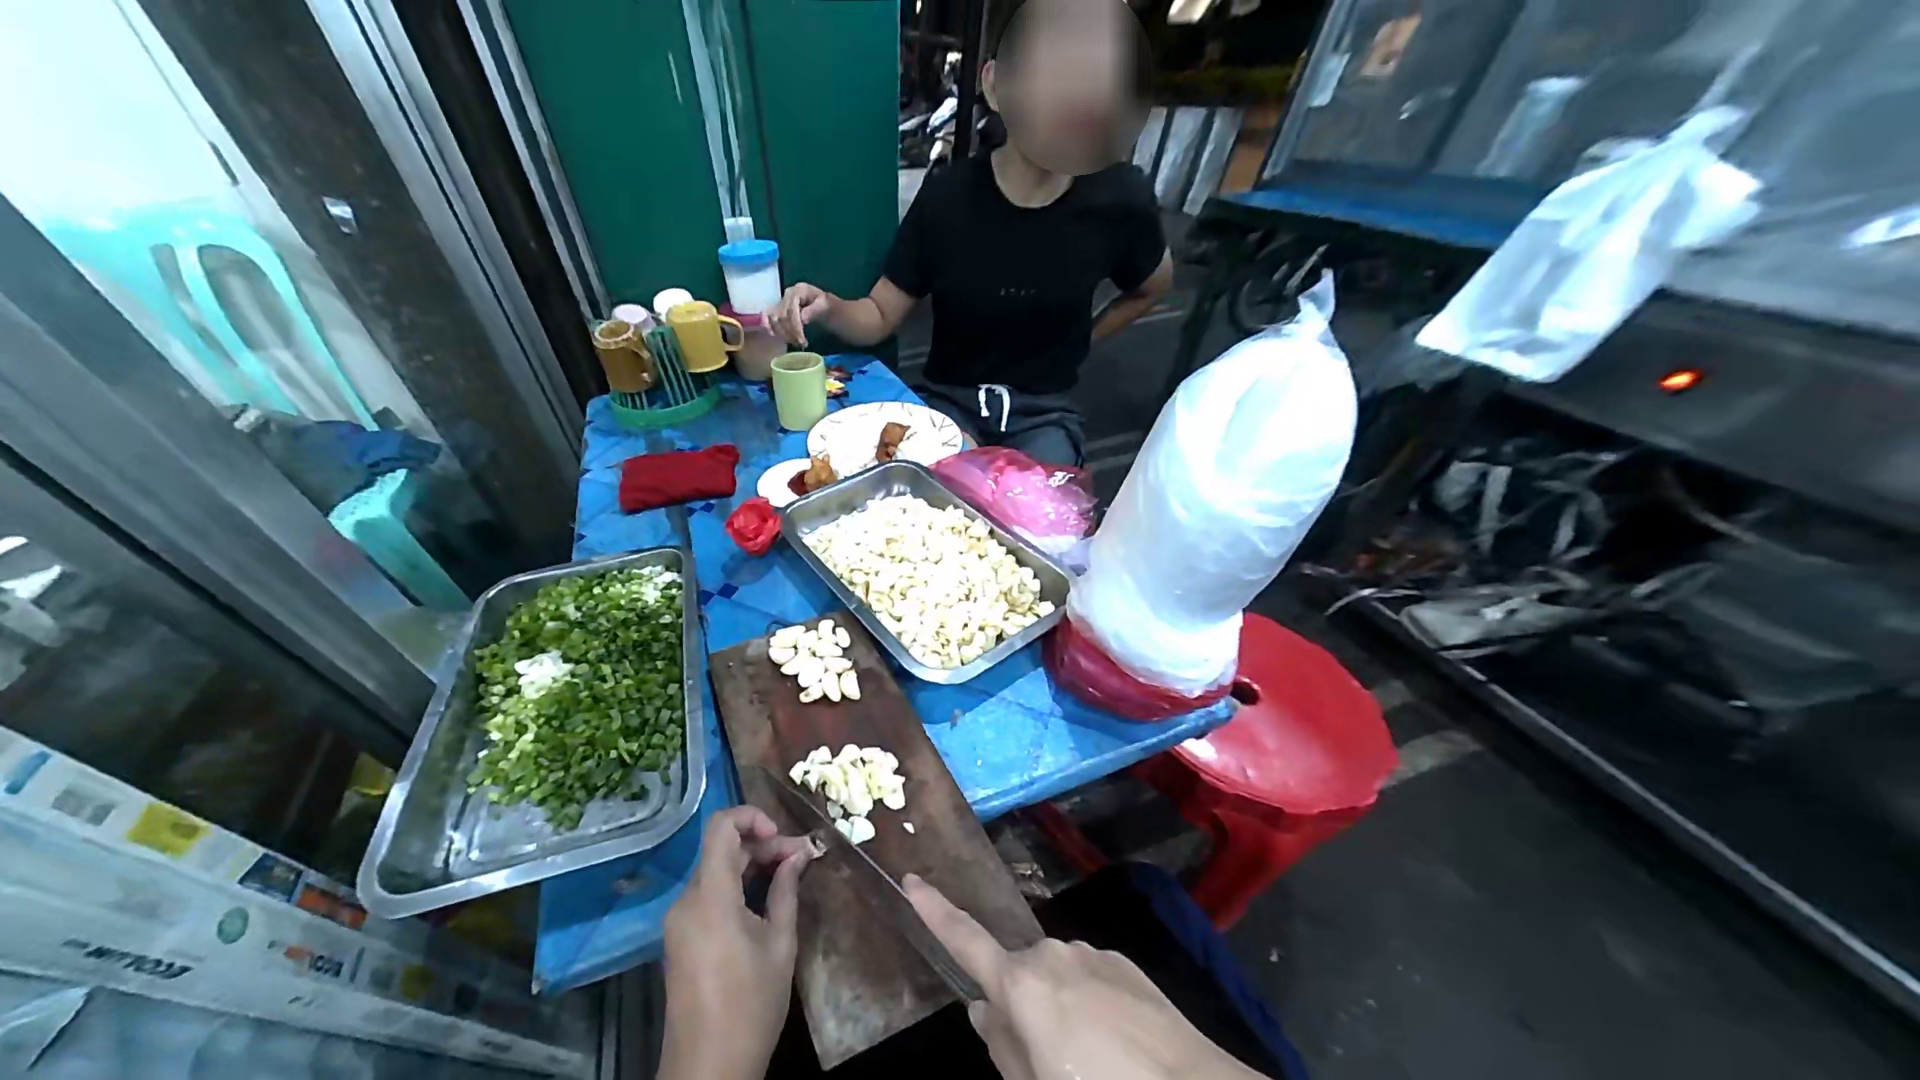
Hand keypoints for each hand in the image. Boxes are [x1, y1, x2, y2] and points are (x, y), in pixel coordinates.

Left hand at [660, 806, 815, 1079]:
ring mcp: (679, 921)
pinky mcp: (681, 937)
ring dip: (752, 865)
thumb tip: (798, 854)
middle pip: (723, 849)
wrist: (707, 1070)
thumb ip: (786, 890)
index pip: (720, 827)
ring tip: (790, 874)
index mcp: (709, 898)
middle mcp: (686, 901)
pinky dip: (737, 884)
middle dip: (763, 846)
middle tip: (802, 857)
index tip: (782, 837)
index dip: (752, 817)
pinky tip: (766, 896)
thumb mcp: (780, 944)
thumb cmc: (750, 1005)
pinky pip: (710, 893)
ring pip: (717, 870)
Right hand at [770, 282, 831, 346]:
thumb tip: (802, 318)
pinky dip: (769, 326)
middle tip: (800, 344)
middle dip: (790, 333)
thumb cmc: (826, 306)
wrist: (823, 305)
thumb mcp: (824, 306)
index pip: (792, 310)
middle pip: (782, 316)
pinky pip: (767, 317)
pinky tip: (774, 335)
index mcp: (799, 290)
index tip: (802, 340)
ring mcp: (781, 300)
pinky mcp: (777, 308)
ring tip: (794, 343)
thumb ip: (813, 311)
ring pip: (774, 318)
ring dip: (782, 333)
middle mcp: (788, 294)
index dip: (795, 326)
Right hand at [905, 875, 1263, 1079]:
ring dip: (1060, 1004)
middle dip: (1022, 1003)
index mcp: (1020, 984)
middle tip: (1047, 1057)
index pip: (964, 940)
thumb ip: (1001, 1045)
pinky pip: (1090, 977)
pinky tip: (1118, 1041)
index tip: (912, 879)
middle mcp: (1051, 952)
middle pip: (1019, 974)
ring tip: (1091, 1055)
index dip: (934, 910)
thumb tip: (983, 1009)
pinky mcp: (1123, 960)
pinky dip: (1091, 1002)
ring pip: (1057, 975)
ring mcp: (1090, 952)